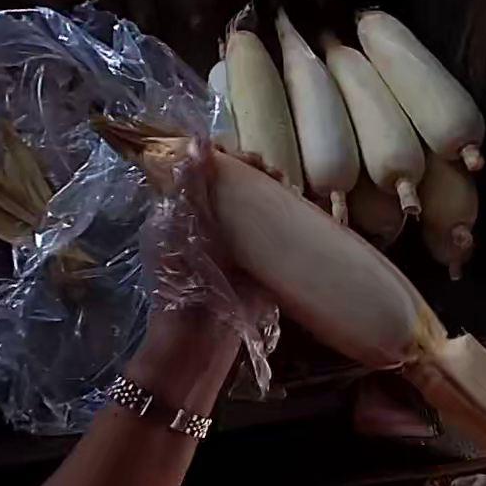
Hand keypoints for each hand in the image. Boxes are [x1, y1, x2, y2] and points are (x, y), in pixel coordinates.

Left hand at [135, 141, 276, 406]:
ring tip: (286, 184)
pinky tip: (302, 202)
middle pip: (236, 183)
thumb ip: (193, 187)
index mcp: (183, 212)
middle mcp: (211, 222)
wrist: (200, 342)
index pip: (204, 171)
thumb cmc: (184, 283)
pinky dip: (290, 212)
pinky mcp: (261, 260)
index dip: (225, 157)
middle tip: (271, 170)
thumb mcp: (184, 230)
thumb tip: (199, 142)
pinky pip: (277, 228)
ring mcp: (238, 241)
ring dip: (274, 187)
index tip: (243, 155)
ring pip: (259, 202)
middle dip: (255, 170)